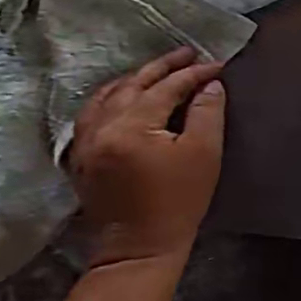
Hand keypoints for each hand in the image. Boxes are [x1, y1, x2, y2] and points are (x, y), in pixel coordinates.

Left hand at [68, 46, 226, 268]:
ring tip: (159, 71)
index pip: (166, 87)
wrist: (140, 246)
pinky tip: (125, 96)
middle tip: (189, 54)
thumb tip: (210, 85)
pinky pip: (92, 115)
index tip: (219, 66)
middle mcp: (100, 130)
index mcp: (130, 127)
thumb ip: (208, 111)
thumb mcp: (205, 151)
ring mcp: (84, 144)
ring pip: (106, 98)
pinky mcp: (81, 158)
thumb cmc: (180, 198)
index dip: (195, 73)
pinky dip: (111, 99)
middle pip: (131, 86)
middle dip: (163, 68)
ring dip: (134, 80)